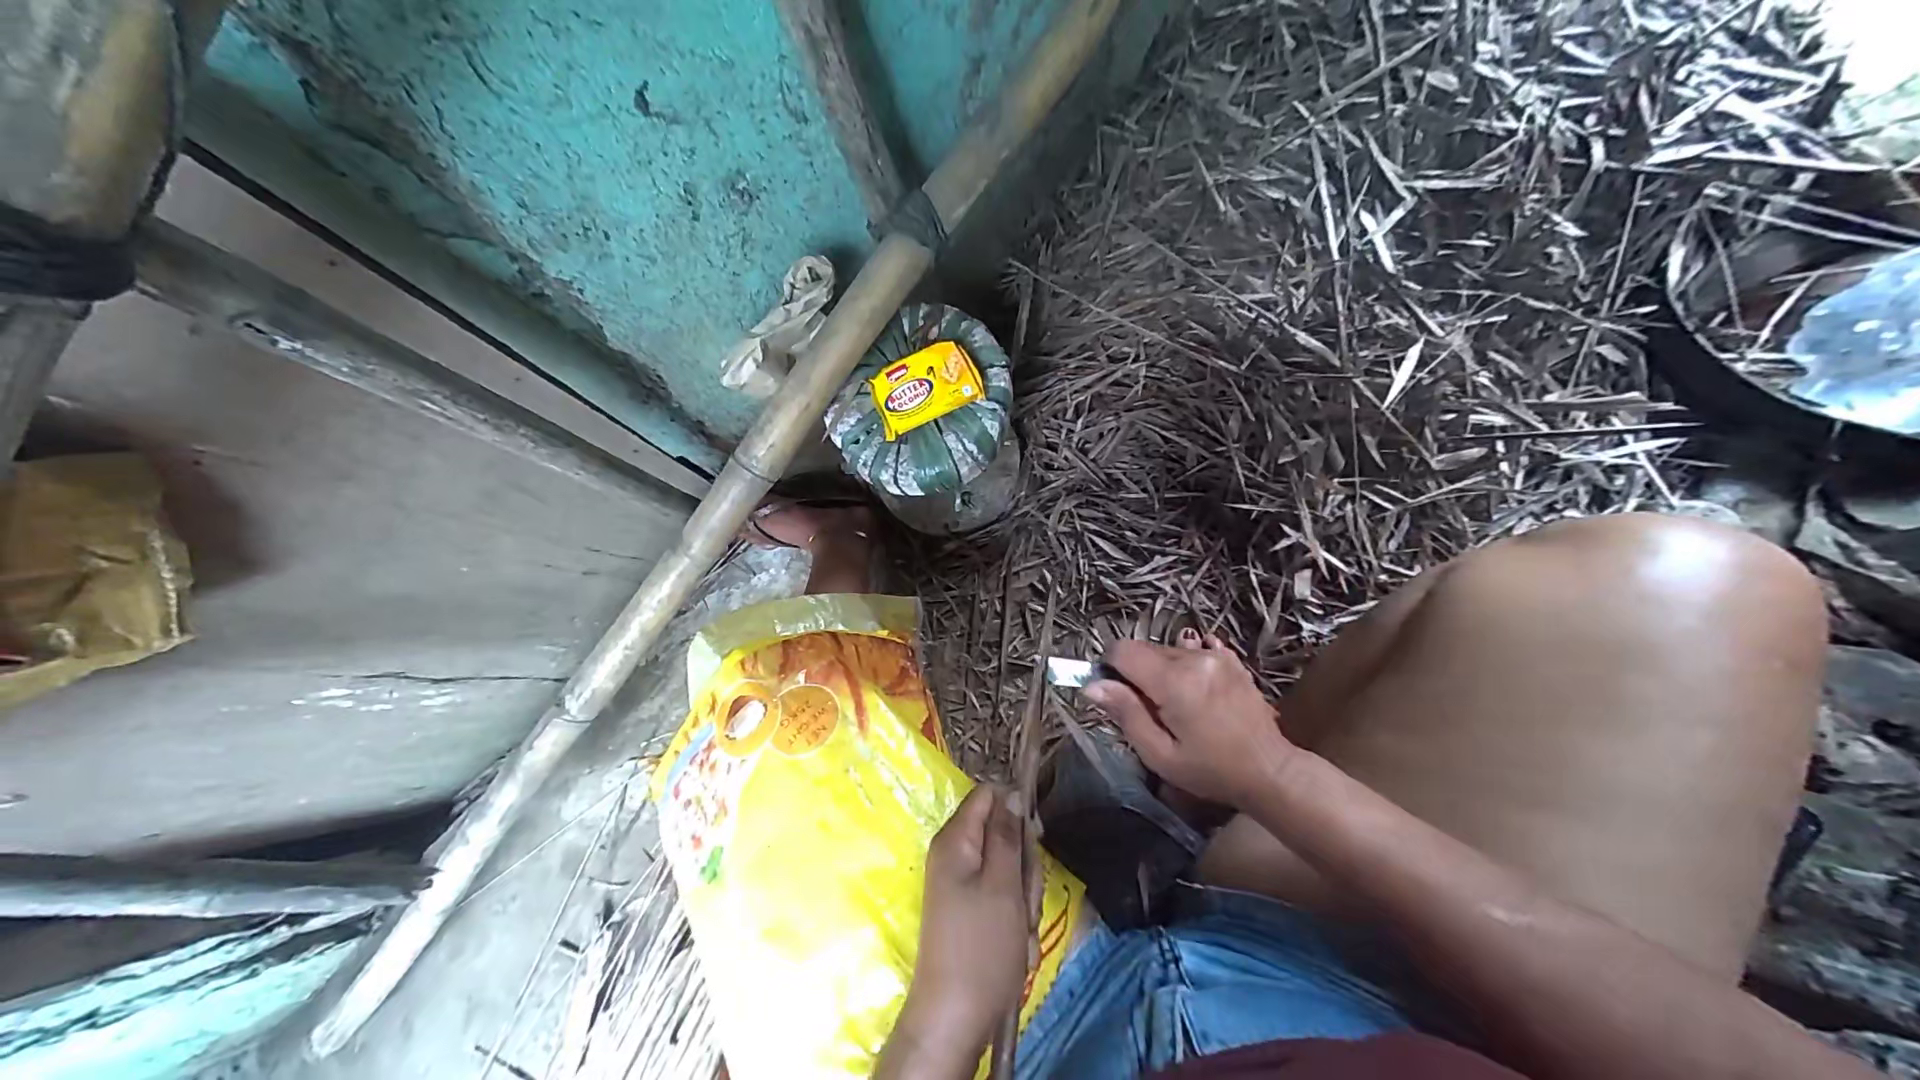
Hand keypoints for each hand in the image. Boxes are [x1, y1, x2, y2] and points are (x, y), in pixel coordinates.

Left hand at [899, 783, 1031, 1054]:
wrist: (955, 1019)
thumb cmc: (981, 948)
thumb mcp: (1002, 885)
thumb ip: (1006, 835)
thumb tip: (1010, 791)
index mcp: (955, 840)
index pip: (988, 796)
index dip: (1015, 811)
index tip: (1033, 840)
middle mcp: (955, 855)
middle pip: (1004, 835)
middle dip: (1024, 867)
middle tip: (1023, 899)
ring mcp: (962, 884)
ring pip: (1010, 871)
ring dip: (1024, 900)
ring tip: (1020, 929)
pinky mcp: (972, 911)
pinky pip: (1004, 900)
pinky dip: (1016, 921)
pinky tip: (1016, 946)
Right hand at [1086, 634, 1297, 806]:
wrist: (1270, 771)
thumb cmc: (1211, 771)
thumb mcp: (1160, 754)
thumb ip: (1126, 714)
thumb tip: (1093, 686)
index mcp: (1175, 681)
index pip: (1123, 650)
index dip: (1110, 668)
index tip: (1116, 694)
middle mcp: (1195, 658)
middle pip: (1144, 648)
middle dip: (1136, 673)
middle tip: (1149, 710)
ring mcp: (1216, 656)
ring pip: (1167, 649)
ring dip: (1160, 671)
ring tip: (1175, 706)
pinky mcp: (1229, 660)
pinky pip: (1192, 651)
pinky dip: (1184, 666)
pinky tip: (1194, 693)